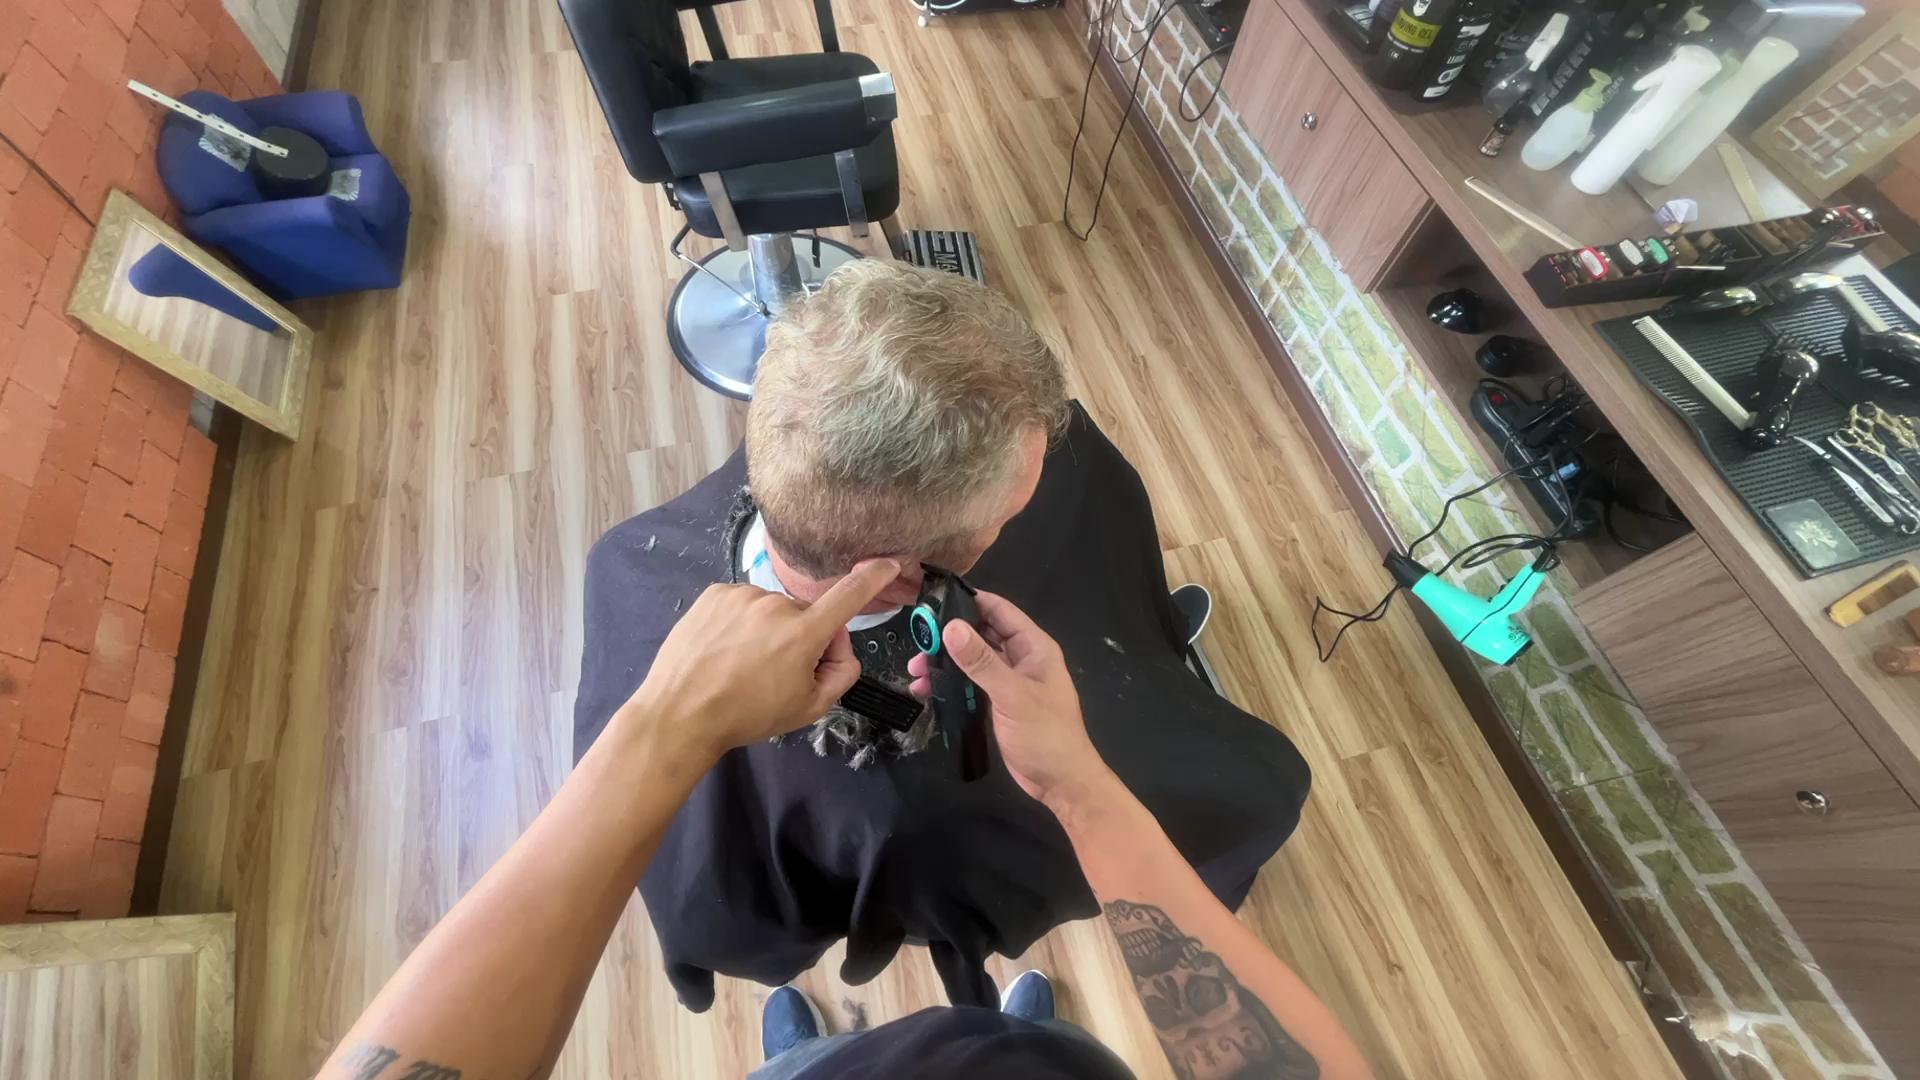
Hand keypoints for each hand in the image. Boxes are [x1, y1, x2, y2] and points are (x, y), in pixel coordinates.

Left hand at [624, 559, 898, 764]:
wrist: (679, 715)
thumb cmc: (748, 715)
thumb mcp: (809, 708)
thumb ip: (841, 674)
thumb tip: (840, 647)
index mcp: (803, 633)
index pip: (850, 595)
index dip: (874, 577)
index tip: (891, 561)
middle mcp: (776, 604)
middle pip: (805, 615)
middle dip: (803, 637)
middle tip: (777, 672)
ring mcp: (743, 595)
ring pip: (772, 609)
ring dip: (769, 629)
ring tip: (742, 663)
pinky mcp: (715, 593)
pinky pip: (744, 603)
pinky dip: (741, 622)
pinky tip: (725, 647)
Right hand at [907, 591, 1111, 808]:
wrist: (1061, 784)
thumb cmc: (1045, 735)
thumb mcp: (1012, 695)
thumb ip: (981, 662)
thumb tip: (950, 627)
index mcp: (1034, 647)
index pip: (999, 610)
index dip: (969, 601)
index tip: (934, 600)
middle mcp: (1021, 658)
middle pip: (982, 634)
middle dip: (950, 635)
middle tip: (917, 641)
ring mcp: (1009, 681)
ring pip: (973, 661)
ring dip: (946, 662)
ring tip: (915, 671)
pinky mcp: (998, 703)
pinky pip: (971, 684)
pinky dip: (950, 684)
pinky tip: (927, 691)